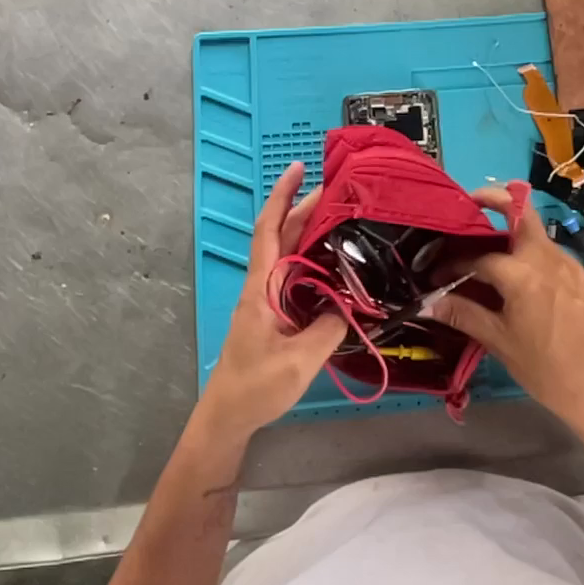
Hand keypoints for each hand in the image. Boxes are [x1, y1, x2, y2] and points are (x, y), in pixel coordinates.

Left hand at [196, 162, 346, 442]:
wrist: (228, 418)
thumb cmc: (255, 387)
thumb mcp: (300, 360)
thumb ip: (330, 327)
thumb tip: (355, 301)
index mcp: (261, 287)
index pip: (270, 230)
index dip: (282, 196)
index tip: (297, 167)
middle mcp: (263, 285)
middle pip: (284, 235)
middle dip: (307, 206)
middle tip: (341, 189)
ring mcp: (268, 299)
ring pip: (292, 254)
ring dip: (313, 231)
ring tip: (346, 217)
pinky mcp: (276, 314)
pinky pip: (298, 276)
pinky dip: (317, 260)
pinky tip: (339, 263)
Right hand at [426, 188, 583, 438]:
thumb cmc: (543, 368)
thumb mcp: (498, 340)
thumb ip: (462, 314)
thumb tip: (427, 303)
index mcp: (522, 273)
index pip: (479, 258)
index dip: (454, 265)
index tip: (438, 276)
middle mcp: (548, 258)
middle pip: (520, 212)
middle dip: (495, 199)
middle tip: (471, 203)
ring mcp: (570, 264)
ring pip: (536, 234)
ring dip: (512, 234)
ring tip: (490, 252)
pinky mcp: (582, 276)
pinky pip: (552, 254)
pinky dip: (532, 256)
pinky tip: (522, 279)